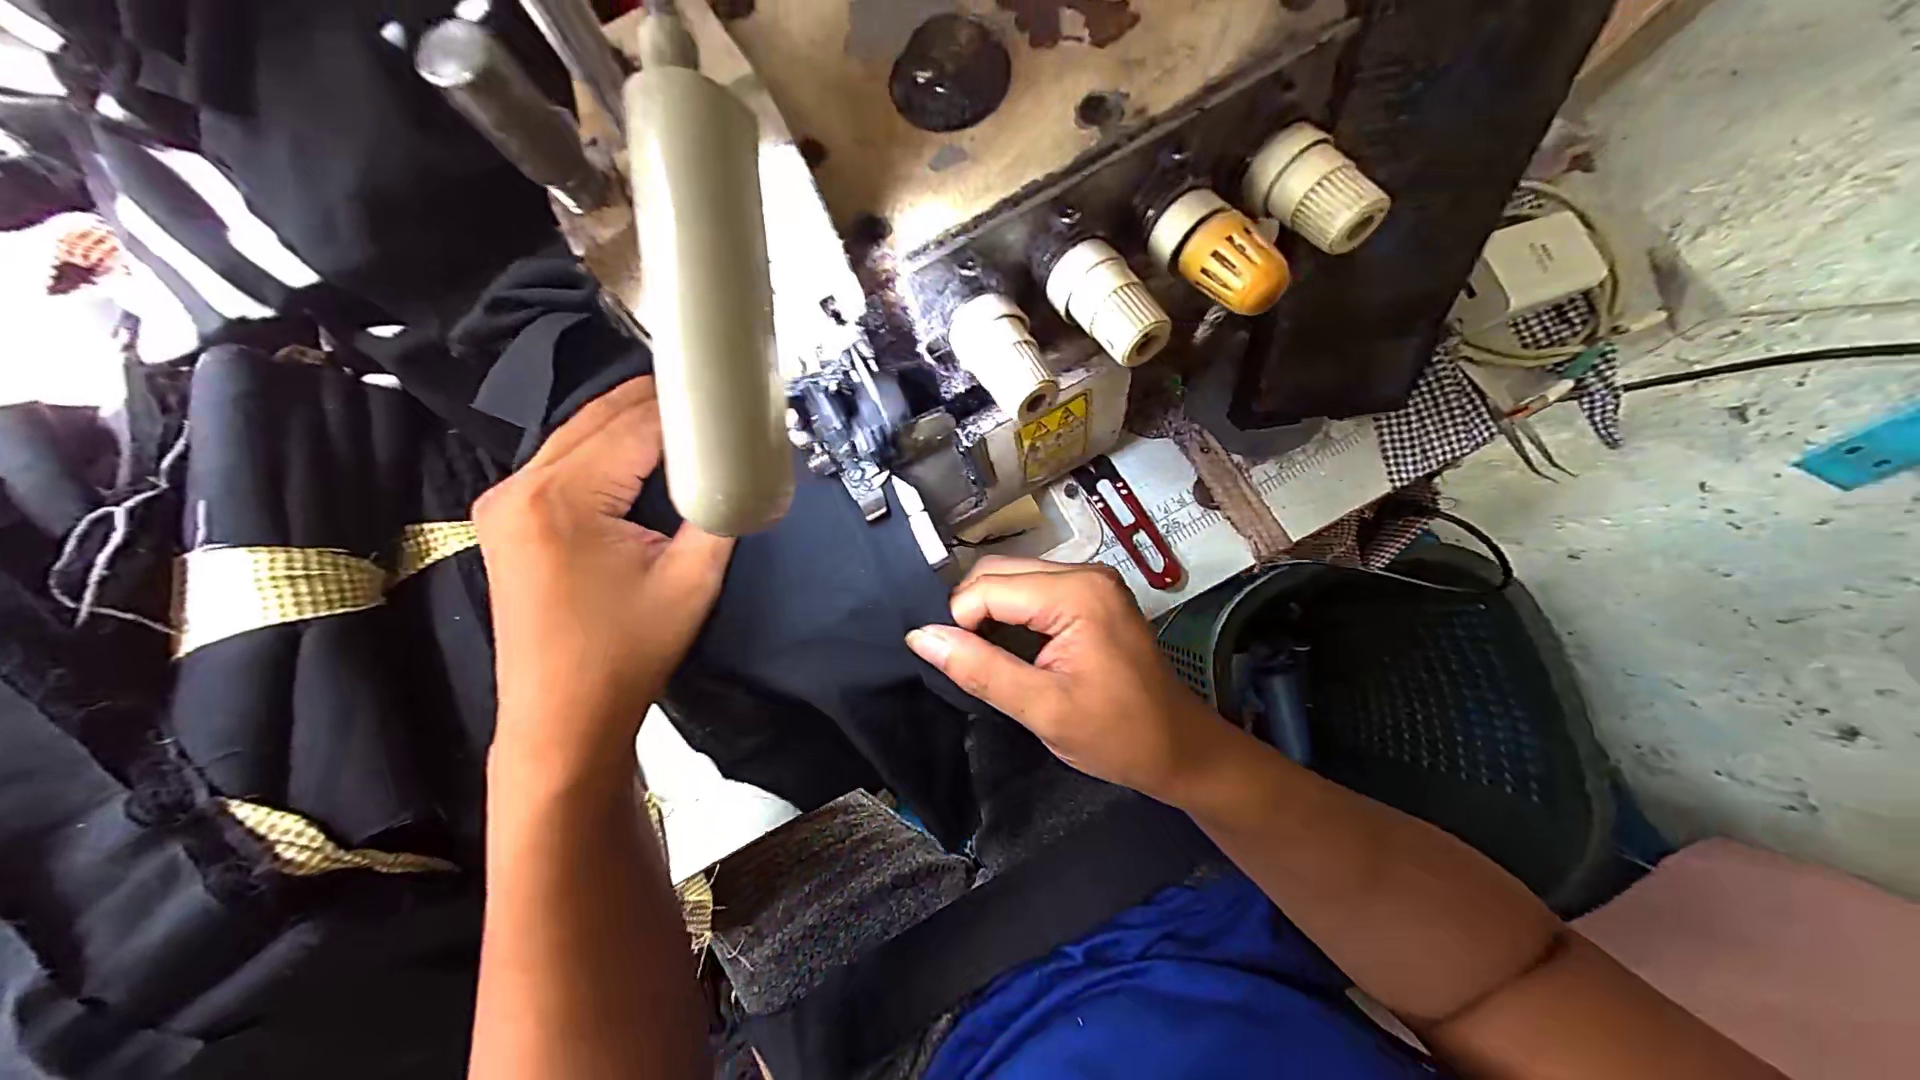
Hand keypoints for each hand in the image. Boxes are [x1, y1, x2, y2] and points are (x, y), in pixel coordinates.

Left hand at [474, 377, 734, 772]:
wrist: (563, 718)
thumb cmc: (627, 653)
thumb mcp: (693, 580)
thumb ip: (719, 513)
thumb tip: (737, 474)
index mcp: (563, 497)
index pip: (634, 425)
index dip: (686, 408)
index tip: (728, 399)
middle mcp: (520, 486)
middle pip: (598, 417)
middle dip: (657, 404)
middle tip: (713, 402)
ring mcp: (504, 502)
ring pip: (577, 434)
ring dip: (630, 423)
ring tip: (687, 423)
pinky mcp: (507, 520)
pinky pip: (563, 461)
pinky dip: (605, 449)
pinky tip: (642, 454)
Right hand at [905, 556, 1244, 805]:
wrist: (1180, 748)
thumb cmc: (1120, 735)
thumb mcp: (1044, 709)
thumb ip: (980, 670)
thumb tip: (921, 638)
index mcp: (1078, 593)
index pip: (988, 588)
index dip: (960, 624)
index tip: (963, 668)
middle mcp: (1084, 572)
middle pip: (997, 573)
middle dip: (971, 614)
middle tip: (971, 664)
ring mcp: (1090, 581)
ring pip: (1010, 579)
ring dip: (988, 615)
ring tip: (989, 660)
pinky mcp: (1090, 595)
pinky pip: (1030, 591)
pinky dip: (1009, 616)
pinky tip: (1011, 650)